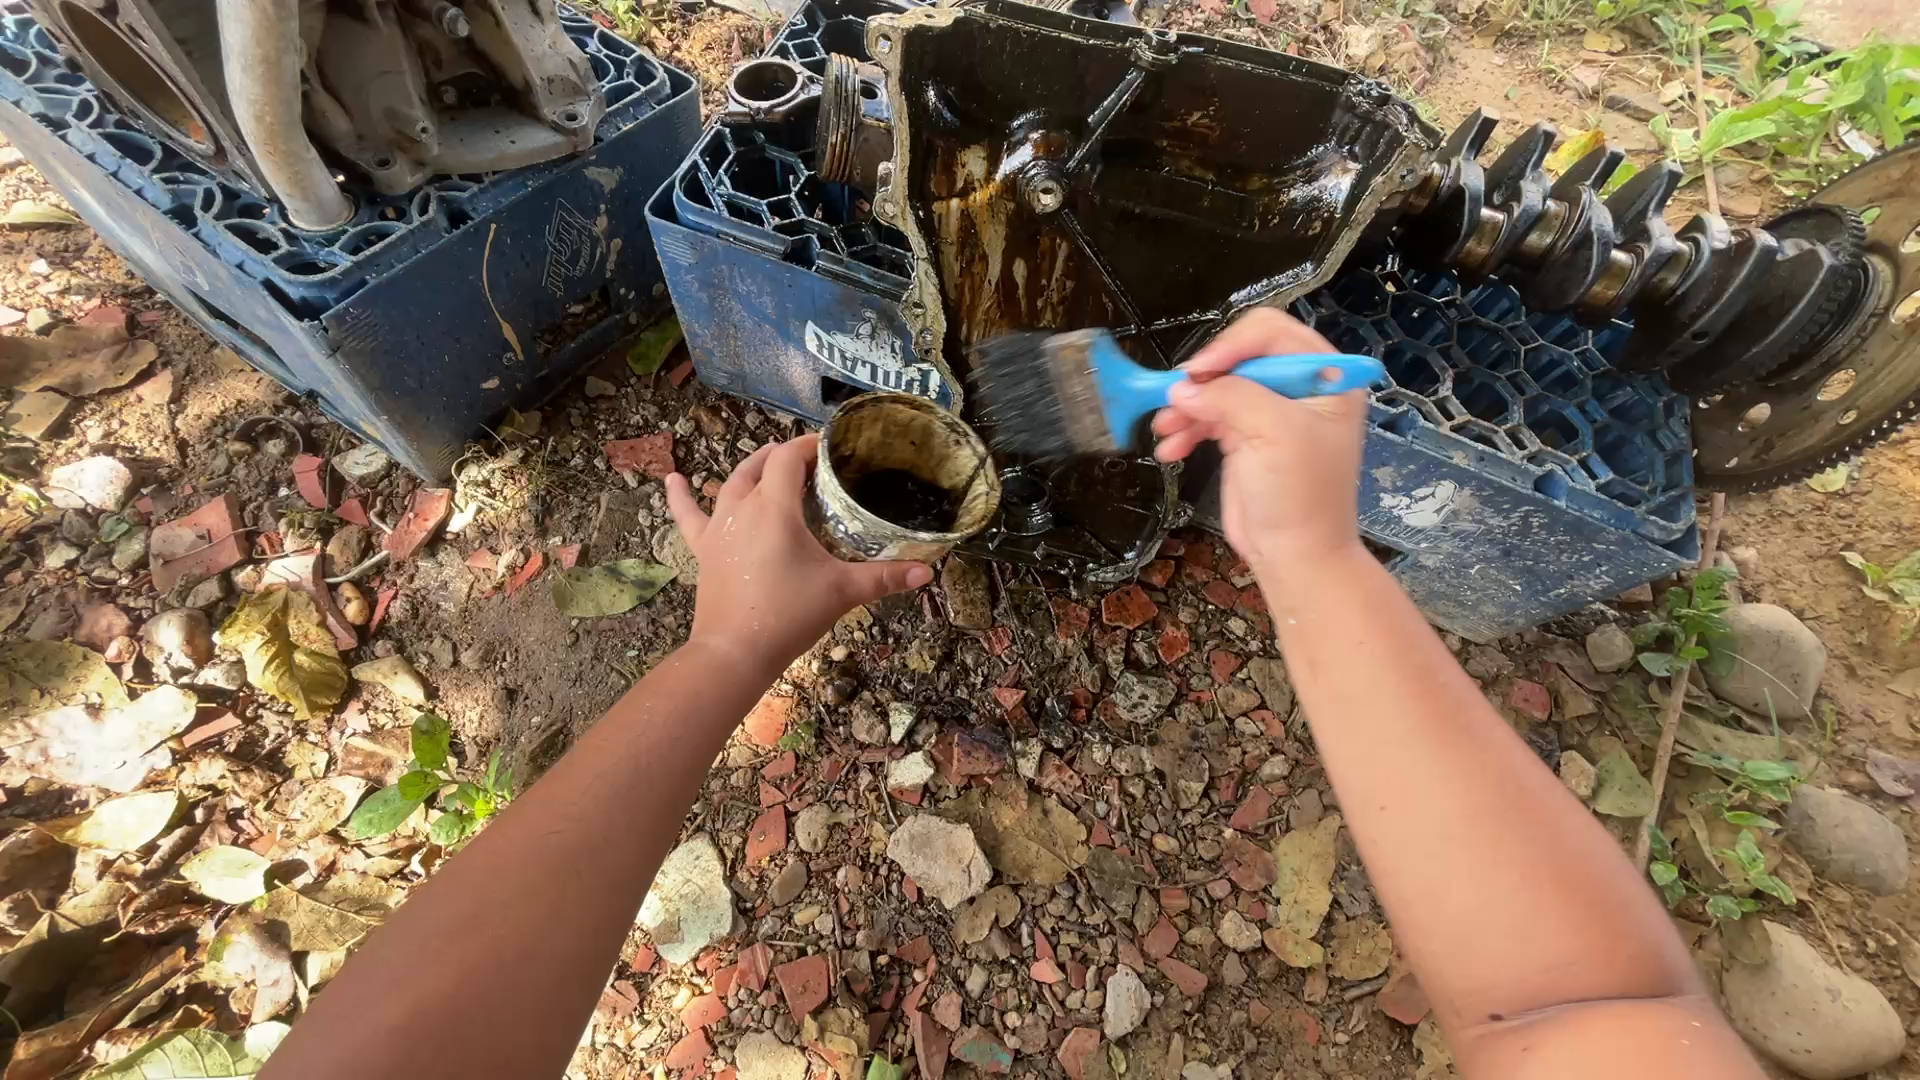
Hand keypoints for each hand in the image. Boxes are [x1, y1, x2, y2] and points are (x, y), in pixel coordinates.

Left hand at [666, 434, 931, 677]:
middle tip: (809, 461)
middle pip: (761, 464)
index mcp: (776, 507)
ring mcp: (718, 528)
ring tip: (765, 460)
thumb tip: (927, 573)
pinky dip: (680, 496)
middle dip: (784, 455)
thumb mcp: (842, 591)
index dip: (809, 446)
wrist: (735, 652)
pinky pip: (688, 516)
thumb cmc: (790, 614)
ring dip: (750, 468)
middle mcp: (743, 507)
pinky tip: (673, 479)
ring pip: (730, 482)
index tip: (830, 448)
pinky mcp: (704, 550)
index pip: (790, 458)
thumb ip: (885, 578)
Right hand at [1151, 308, 1368, 574]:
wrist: (1293, 554)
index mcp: (1324, 376)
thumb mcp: (1274, 433)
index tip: (1196, 373)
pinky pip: (1208, 418)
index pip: (1270, 334)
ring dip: (1186, 407)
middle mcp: (1297, 389)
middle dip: (1203, 381)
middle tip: (1174, 399)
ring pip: (1217, 390)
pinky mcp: (1244, 439)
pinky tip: (1171, 449)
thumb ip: (1230, 398)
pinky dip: (1186, 430)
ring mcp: (1268, 414)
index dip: (1229, 346)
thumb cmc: (1299, 494)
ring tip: (1165, 431)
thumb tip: (1181, 388)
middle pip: (1238, 360)